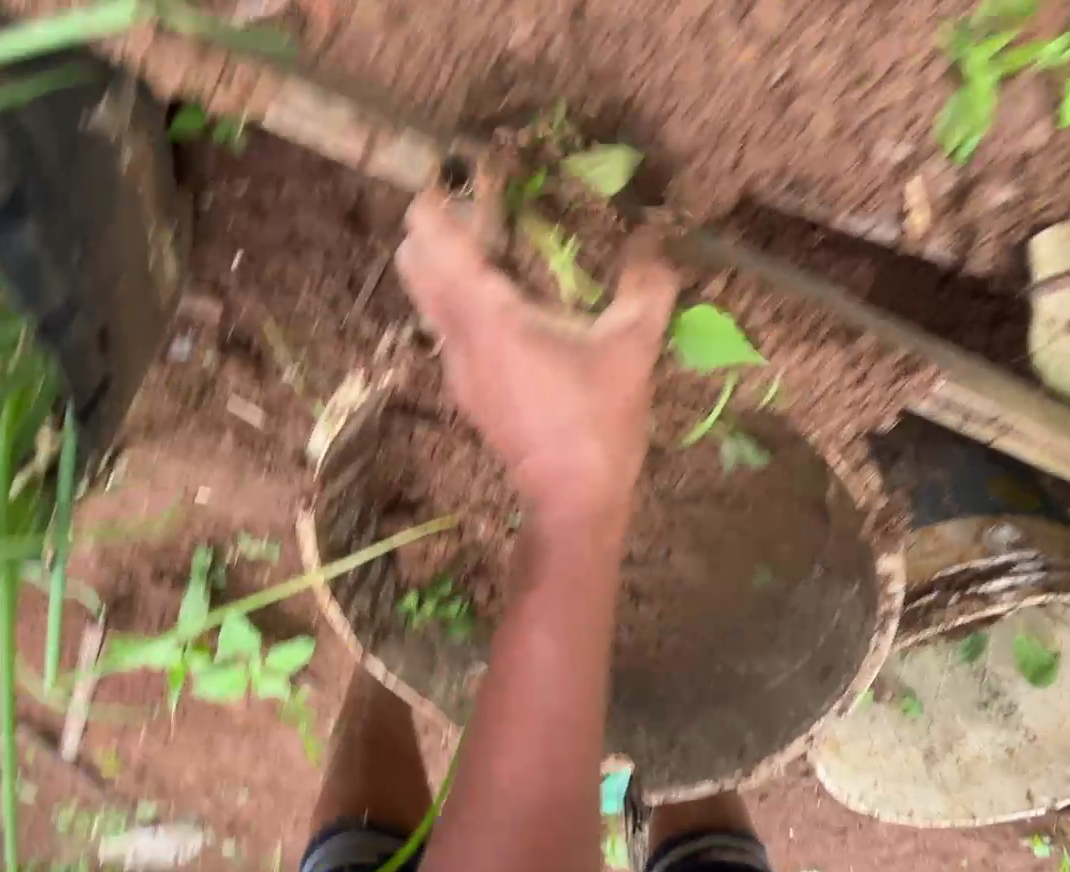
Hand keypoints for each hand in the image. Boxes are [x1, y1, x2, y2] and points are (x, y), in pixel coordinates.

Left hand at [395, 192, 678, 525]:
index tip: (461, 174)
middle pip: (414, 263)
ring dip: (446, 268)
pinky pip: (448, 330)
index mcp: (488, 315)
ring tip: (499, 258)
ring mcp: (455, 370)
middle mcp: (457, 337)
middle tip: (485, 216)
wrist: (573, 499)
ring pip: (428, 300)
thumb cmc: (597, 421)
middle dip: (435, 229)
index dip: (437, 197)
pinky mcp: (467, 393)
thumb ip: (646, 286)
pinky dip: (462, 305)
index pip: (433, 236)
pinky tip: (511, 313)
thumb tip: (655, 240)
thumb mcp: (633, 348)